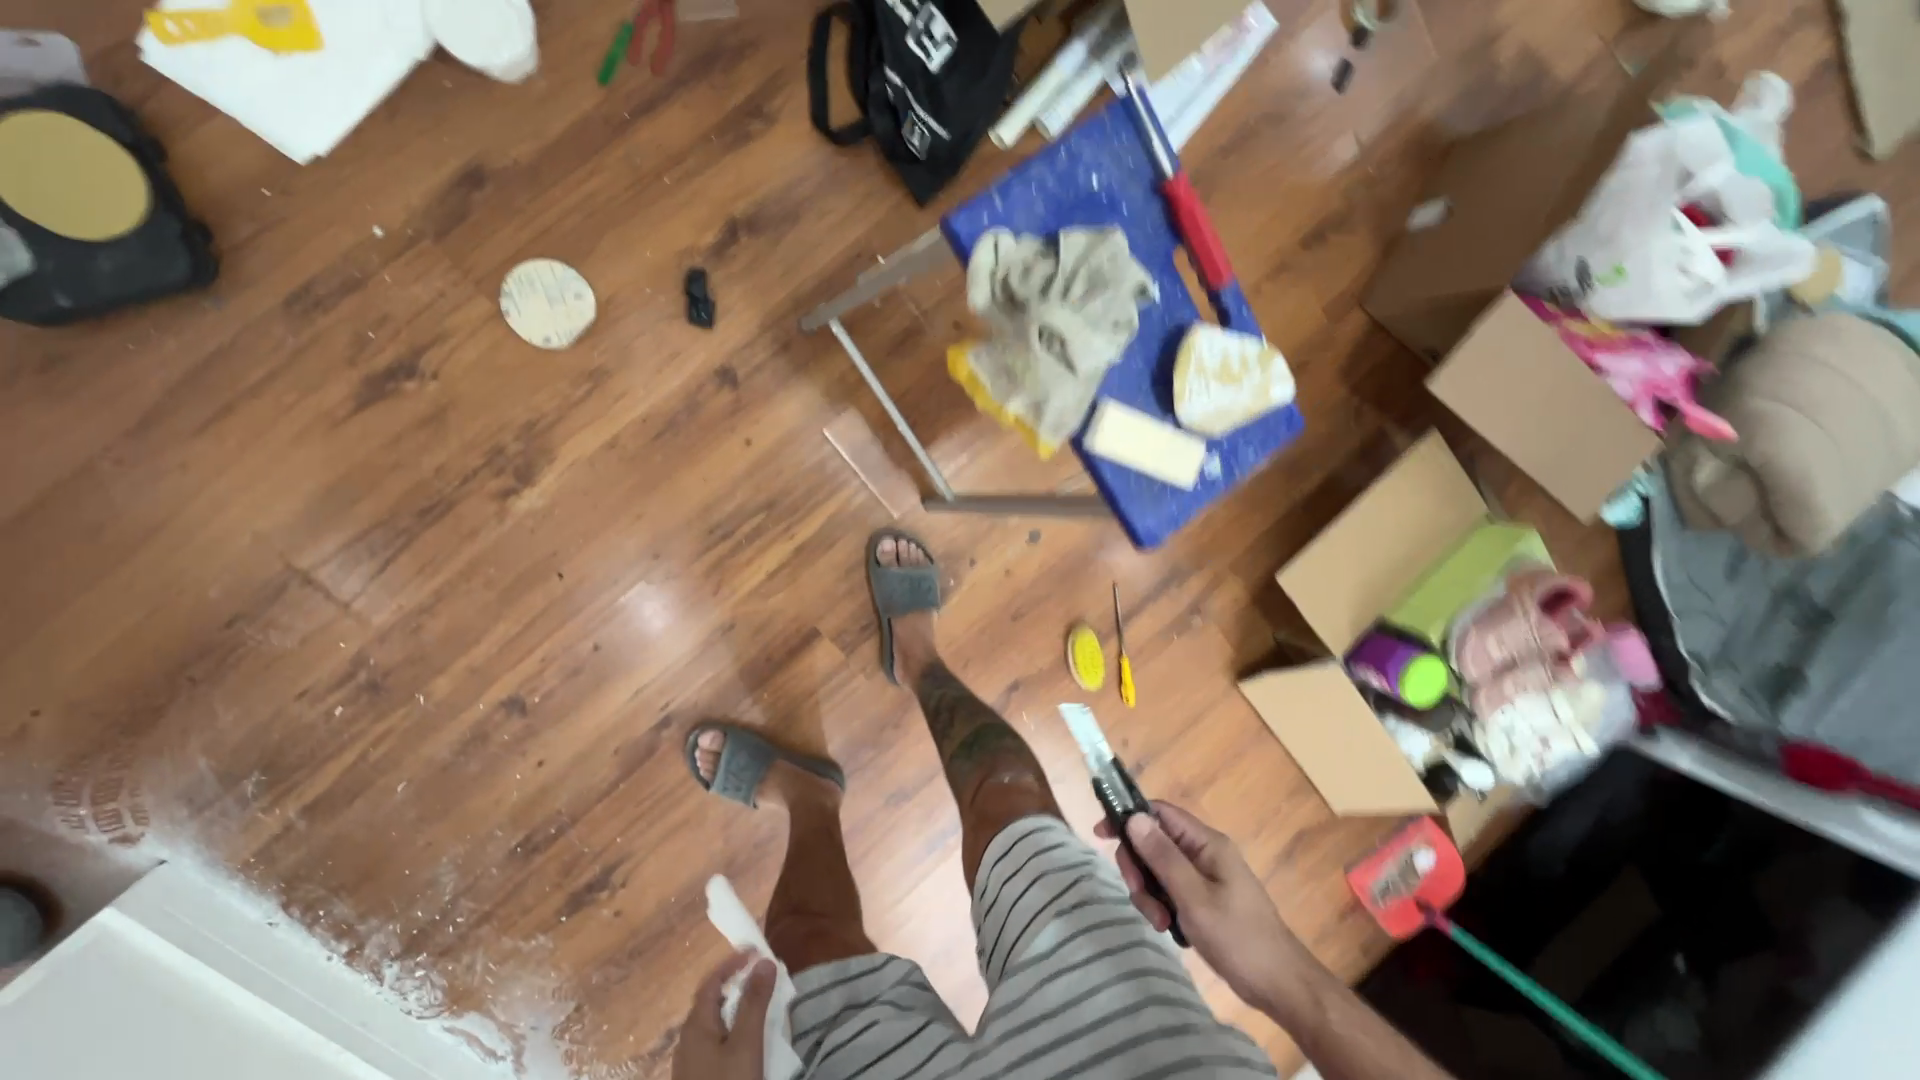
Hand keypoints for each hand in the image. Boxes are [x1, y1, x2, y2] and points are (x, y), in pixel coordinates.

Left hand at [672, 950, 774, 1079]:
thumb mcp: (747, 1044)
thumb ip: (755, 1003)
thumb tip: (763, 962)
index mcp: (695, 1026)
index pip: (711, 982)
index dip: (732, 963)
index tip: (756, 951)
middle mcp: (687, 1040)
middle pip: (709, 1001)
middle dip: (734, 983)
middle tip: (761, 974)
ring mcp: (690, 1063)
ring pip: (712, 1023)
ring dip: (734, 1006)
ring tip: (759, 1002)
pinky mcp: (698, 1078)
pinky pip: (714, 1042)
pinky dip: (731, 1028)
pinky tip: (746, 1039)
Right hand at [1096, 802, 1316, 1012]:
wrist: (1278, 982)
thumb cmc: (1238, 937)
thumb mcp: (1193, 897)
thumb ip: (1163, 857)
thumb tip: (1134, 818)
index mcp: (1207, 843)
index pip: (1160, 813)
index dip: (1130, 818)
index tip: (1101, 835)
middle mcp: (1204, 854)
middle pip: (1155, 843)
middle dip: (1139, 869)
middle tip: (1141, 898)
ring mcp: (1205, 877)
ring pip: (1159, 870)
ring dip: (1150, 894)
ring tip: (1162, 923)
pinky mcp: (1204, 899)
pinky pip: (1170, 891)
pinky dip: (1163, 906)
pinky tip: (1169, 928)